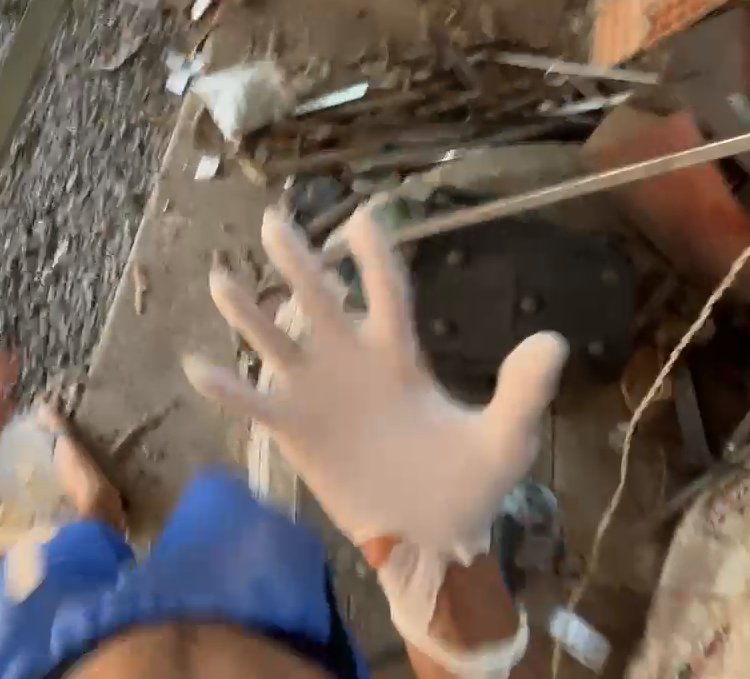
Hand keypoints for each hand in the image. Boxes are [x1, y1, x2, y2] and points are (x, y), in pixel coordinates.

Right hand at [184, 204, 567, 561]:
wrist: (429, 535)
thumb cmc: (467, 480)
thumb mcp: (504, 440)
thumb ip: (521, 393)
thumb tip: (552, 339)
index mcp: (397, 354)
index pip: (385, 293)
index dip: (374, 256)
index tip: (364, 215)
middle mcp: (348, 360)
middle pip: (318, 302)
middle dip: (296, 262)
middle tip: (272, 221)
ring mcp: (315, 391)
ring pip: (274, 341)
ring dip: (247, 311)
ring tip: (220, 277)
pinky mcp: (292, 427)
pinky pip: (252, 402)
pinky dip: (226, 386)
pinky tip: (196, 365)